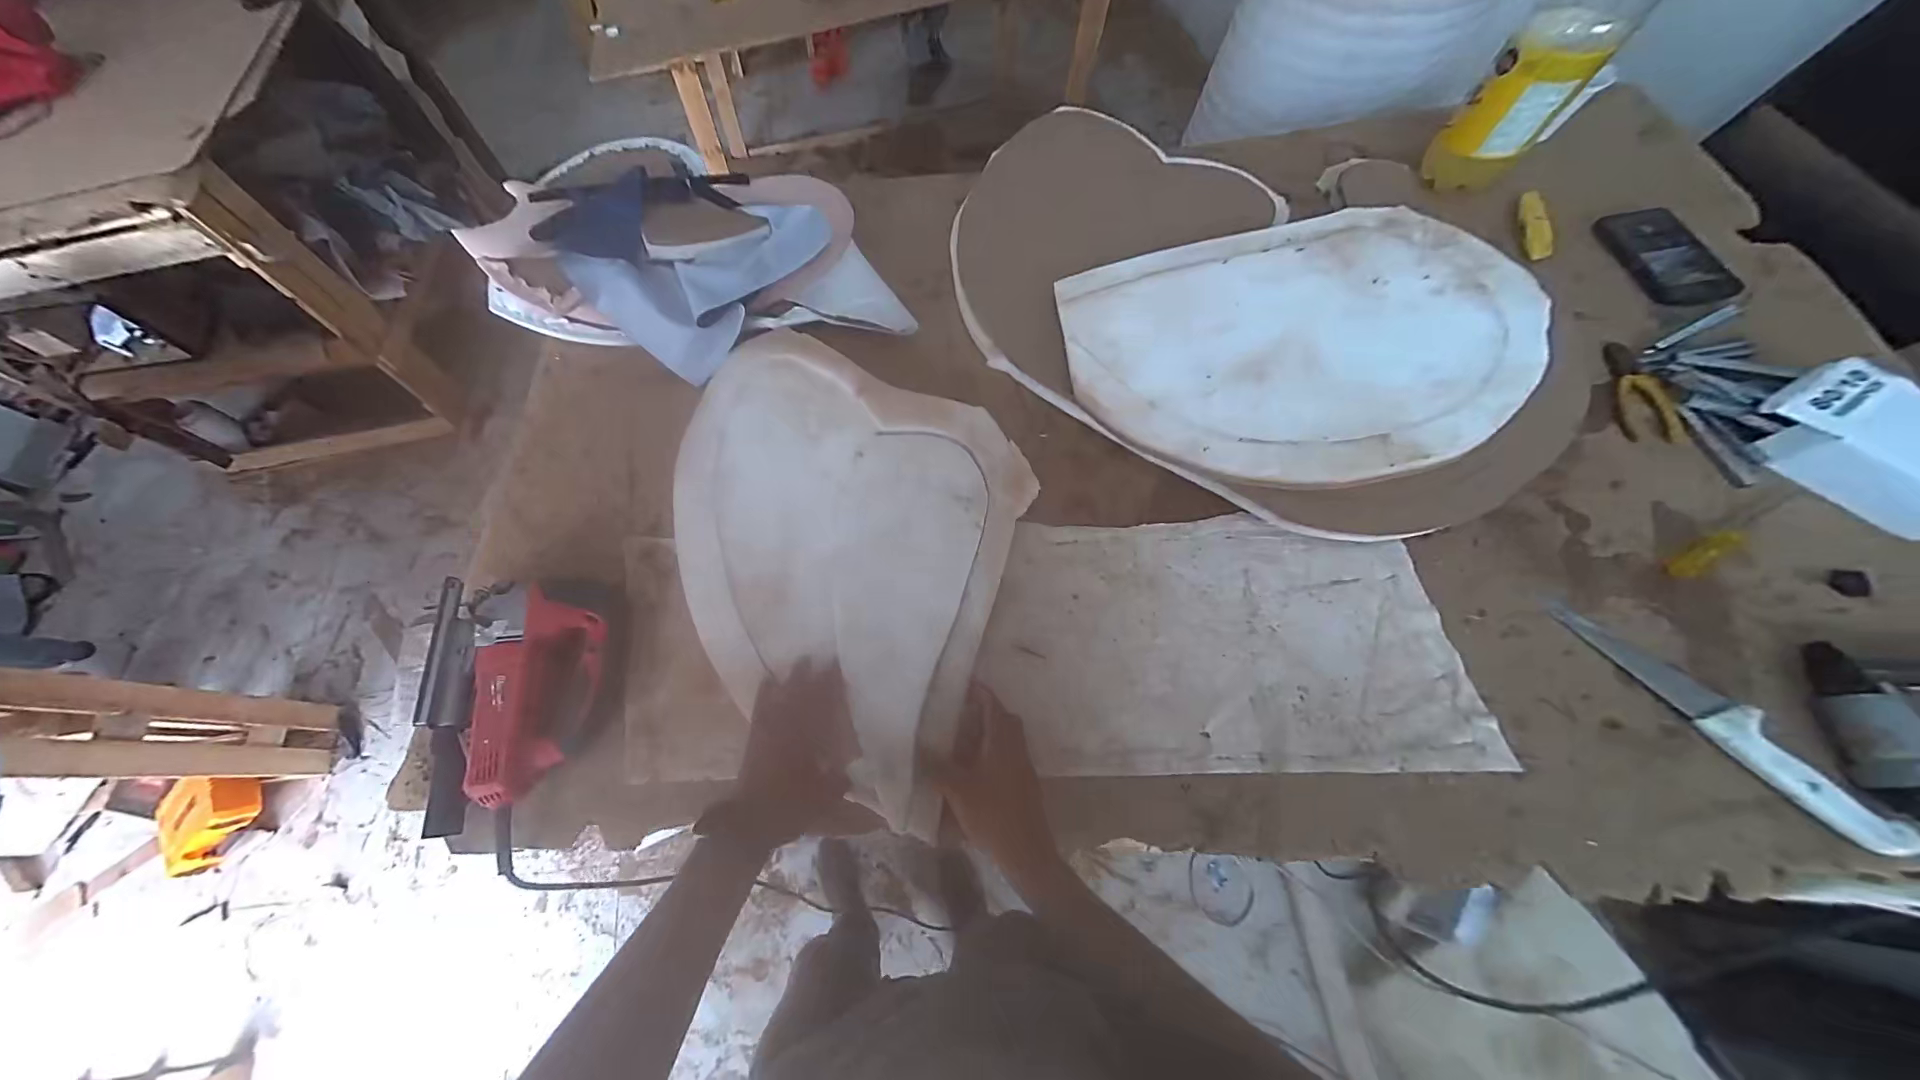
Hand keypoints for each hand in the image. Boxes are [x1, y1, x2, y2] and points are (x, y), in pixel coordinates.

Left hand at [697, 659, 854, 852]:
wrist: (750, 824)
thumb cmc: (790, 811)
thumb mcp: (825, 798)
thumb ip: (838, 779)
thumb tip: (849, 765)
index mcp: (809, 746)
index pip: (824, 710)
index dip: (833, 690)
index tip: (841, 672)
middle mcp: (790, 734)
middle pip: (804, 700)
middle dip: (815, 679)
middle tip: (824, 659)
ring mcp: (769, 734)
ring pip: (784, 700)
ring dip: (793, 681)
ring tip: (801, 662)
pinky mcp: (755, 739)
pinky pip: (761, 711)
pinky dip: (766, 695)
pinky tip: (769, 680)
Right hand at [926, 685, 1061, 884]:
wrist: (1026, 851)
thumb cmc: (992, 814)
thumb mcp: (958, 790)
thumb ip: (937, 767)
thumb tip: (917, 748)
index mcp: (1003, 742)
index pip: (994, 706)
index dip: (980, 692)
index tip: (963, 684)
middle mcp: (1016, 749)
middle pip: (1004, 720)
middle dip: (984, 711)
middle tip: (959, 711)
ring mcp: (1023, 767)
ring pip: (1006, 739)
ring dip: (987, 733)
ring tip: (960, 738)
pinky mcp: (1023, 784)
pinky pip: (1007, 756)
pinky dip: (990, 752)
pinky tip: (971, 768)